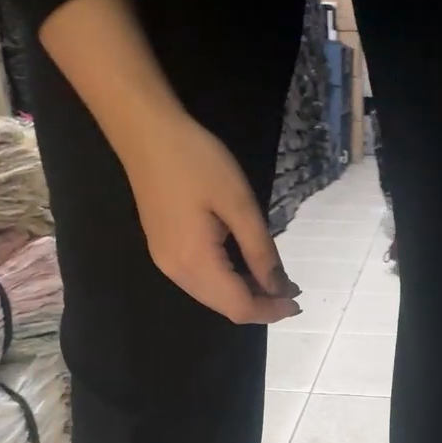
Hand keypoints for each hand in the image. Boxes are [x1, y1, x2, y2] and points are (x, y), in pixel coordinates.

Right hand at [124, 112, 301, 323]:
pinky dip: (227, 284)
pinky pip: (201, 283)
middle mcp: (177, 274)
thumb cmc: (195, 160)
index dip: (271, 311)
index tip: (298, 301)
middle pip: (225, 308)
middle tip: (291, 291)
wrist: (143, 132)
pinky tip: (245, 271)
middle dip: (260, 306)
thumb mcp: (239, 203)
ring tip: (274, 283)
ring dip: (245, 296)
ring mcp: (166, 264)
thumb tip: (279, 287)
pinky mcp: (163, 252)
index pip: (239, 306)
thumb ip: (260, 250)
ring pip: (213, 298)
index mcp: (195, 262)